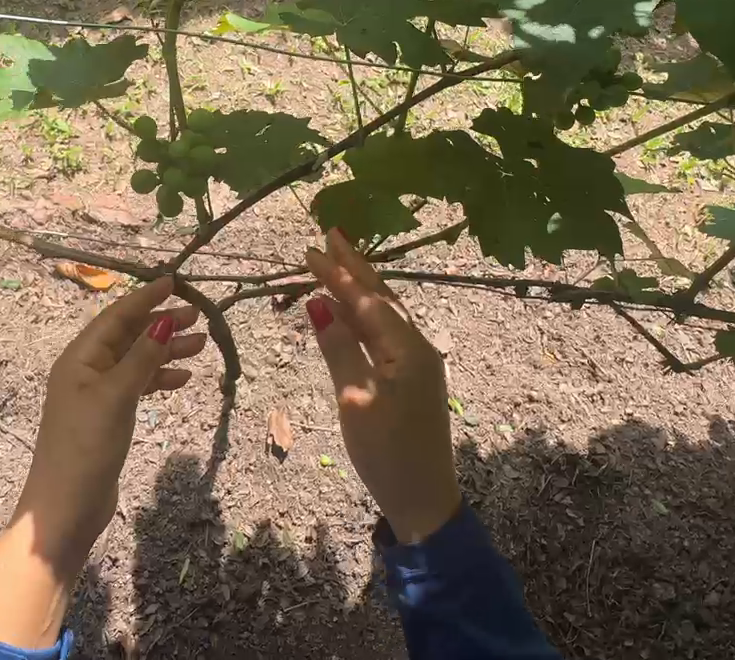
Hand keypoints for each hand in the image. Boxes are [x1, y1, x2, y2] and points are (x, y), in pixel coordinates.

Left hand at [0, 277, 205, 646]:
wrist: (65, 509)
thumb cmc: (86, 446)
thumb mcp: (116, 396)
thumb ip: (142, 357)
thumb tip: (164, 321)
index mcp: (80, 357)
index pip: (117, 316)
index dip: (146, 298)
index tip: (175, 282)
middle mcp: (87, 369)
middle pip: (129, 335)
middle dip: (161, 323)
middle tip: (198, 315)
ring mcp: (97, 394)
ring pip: (137, 359)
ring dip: (165, 350)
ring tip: (200, 345)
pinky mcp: (108, 416)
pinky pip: (138, 384)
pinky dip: (159, 378)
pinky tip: (182, 379)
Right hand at [305, 228, 461, 543]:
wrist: (424, 499)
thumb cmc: (386, 454)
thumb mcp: (355, 400)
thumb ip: (339, 349)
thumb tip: (317, 305)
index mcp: (408, 349)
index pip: (367, 300)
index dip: (338, 274)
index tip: (311, 248)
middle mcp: (417, 346)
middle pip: (380, 297)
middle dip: (354, 266)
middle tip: (331, 235)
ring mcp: (417, 361)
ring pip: (383, 313)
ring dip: (358, 287)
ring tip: (336, 261)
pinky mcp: (411, 376)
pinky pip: (384, 333)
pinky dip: (362, 315)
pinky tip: (345, 309)